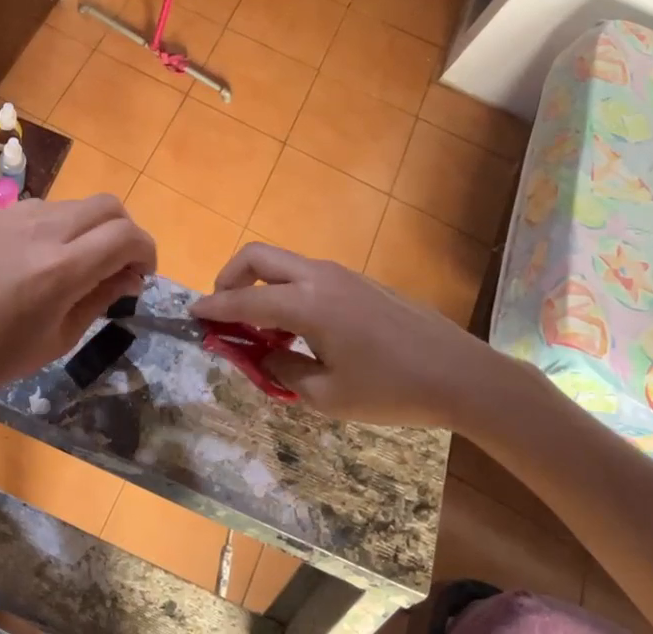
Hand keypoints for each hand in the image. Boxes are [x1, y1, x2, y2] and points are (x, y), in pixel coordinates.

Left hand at [0, 196, 154, 400]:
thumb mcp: (60, 338)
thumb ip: (101, 297)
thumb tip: (131, 274)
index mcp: (62, 268)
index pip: (127, 235)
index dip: (146, 251)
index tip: (142, 275)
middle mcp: (43, 229)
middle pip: (108, 205)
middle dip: (125, 232)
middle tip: (119, 267)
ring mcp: (16, 216)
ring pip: (76, 204)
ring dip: (92, 228)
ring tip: (79, 265)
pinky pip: (45, 208)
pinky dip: (61, 226)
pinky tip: (44, 258)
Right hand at [190, 242, 503, 428]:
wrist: (462, 375)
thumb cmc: (391, 390)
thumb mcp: (327, 396)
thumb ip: (282, 371)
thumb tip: (261, 354)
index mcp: (306, 305)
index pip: (242, 301)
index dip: (212, 307)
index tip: (191, 313)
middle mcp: (317, 278)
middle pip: (256, 256)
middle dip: (229, 277)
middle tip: (223, 310)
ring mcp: (340, 274)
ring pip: (282, 264)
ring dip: (260, 285)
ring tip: (263, 329)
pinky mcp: (358, 281)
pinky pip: (306, 275)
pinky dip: (286, 291)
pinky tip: (300, 330)